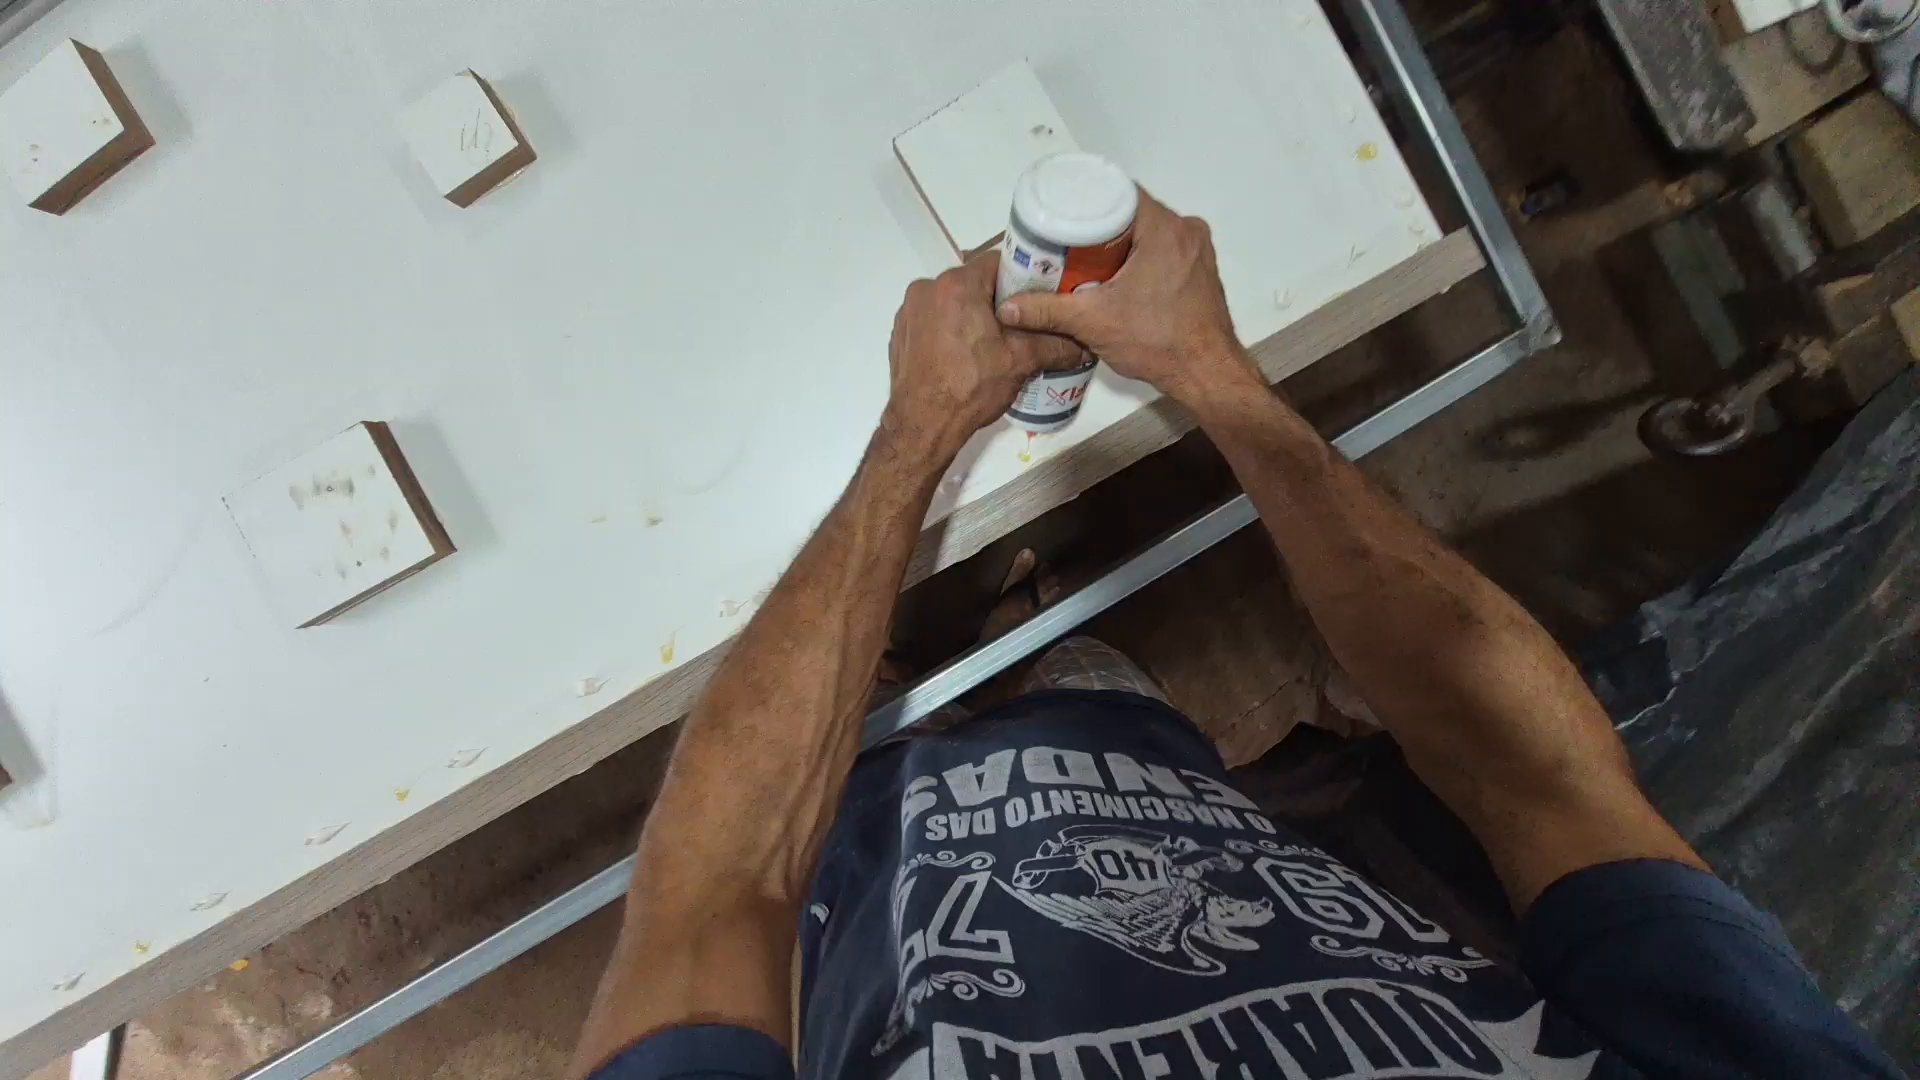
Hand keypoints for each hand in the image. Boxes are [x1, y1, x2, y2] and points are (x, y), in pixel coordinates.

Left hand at [882, 253, 1082, 456]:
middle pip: (973, 283)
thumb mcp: (1020, 363)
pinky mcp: (899, 334)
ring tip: (988, 347)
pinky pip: (931, 321)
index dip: (1021, 280)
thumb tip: (1083, 344)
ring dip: (970, 317)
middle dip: (995, 303)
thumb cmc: (970, 388)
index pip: (999, 263)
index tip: (1034, 301)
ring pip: (951, 303)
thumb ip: (1055, 345)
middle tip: (1016, 329)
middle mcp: (927, 289)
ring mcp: (909, 311)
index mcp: (957, 285)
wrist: (922, 426)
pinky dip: (947, 332)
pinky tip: (960, 358)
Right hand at [995, 189, 1257, 406]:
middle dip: (1096, 228)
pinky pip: (1161, 254)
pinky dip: (1137, 261)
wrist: (1205, 374)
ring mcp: (1197, 253)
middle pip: (1131, 214)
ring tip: (1082, 262)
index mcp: (1164, 229)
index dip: (1085, 200)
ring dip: (1117, 246)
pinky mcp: (1199, 274)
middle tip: (1063, 243)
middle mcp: (1186, 231)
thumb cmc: (1157, 341)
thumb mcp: (1093, 323)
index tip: (1060, 216)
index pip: (1119, 193)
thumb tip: (1007, 309)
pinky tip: (1113, 281)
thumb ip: (1047, 311)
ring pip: (1147, 236)